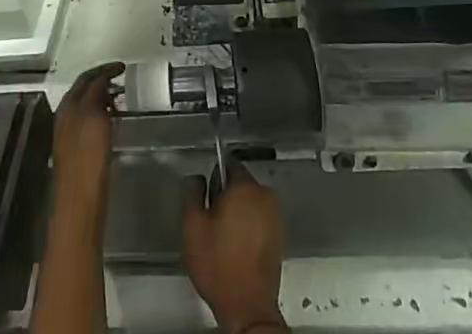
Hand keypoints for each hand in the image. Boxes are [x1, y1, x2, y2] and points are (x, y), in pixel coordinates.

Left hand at [51, 61, 124, 216]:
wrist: (78, 202)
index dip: (105, 69)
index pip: (87, 78)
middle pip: (82, 88)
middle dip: (100, 78)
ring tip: (118, 95)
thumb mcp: (97, 123)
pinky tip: (109, 117)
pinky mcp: (71, 146)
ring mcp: (66, 131)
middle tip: (120, 76)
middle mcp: (64, 114)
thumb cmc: (90, 162)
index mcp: (69, 106)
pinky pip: (84, 117)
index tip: (122, 67)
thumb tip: (102, 83)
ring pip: (82, 102)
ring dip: (99, 94)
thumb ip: (97, 98)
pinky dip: (97, 109)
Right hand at [182, 163, 286, 333]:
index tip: (205, 195)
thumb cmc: (217, 264)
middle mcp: (265, 195)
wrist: (247, 307)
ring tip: (221, 236)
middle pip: (240, 183)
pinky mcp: (278, 234)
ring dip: (236, 210)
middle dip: (225, 195)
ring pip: (249, 202)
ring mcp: (275, 215)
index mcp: (245, 187)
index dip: (213, 177)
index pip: (228, 164)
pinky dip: (247, 225)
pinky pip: (258, 218)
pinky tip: (235, 246)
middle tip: (210, 220)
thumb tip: (197, 178)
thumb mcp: (193, 225)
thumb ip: (192, 192)